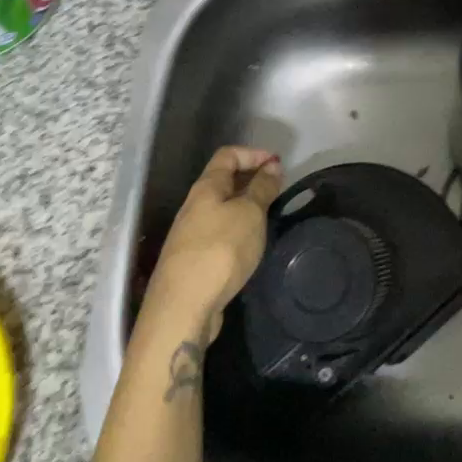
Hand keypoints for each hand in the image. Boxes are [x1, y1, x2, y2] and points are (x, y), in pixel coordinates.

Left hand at [146, 146, 283, 329]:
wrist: (183, 308)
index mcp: (205, 188)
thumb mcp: (250, 213)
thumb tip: (271, 166)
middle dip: (252, 179)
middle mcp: (194, 206)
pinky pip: (220, 232)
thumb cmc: (220, 250)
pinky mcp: (194, 260)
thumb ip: (262, 188)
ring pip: (222, 208)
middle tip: (278, 189)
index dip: (253, 153)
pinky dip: (238, 229)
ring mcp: (191, 234)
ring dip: (246, 206)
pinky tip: (251, 244)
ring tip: (269, 216)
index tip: (277, 164)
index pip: (227, 155)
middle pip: (223, 181)